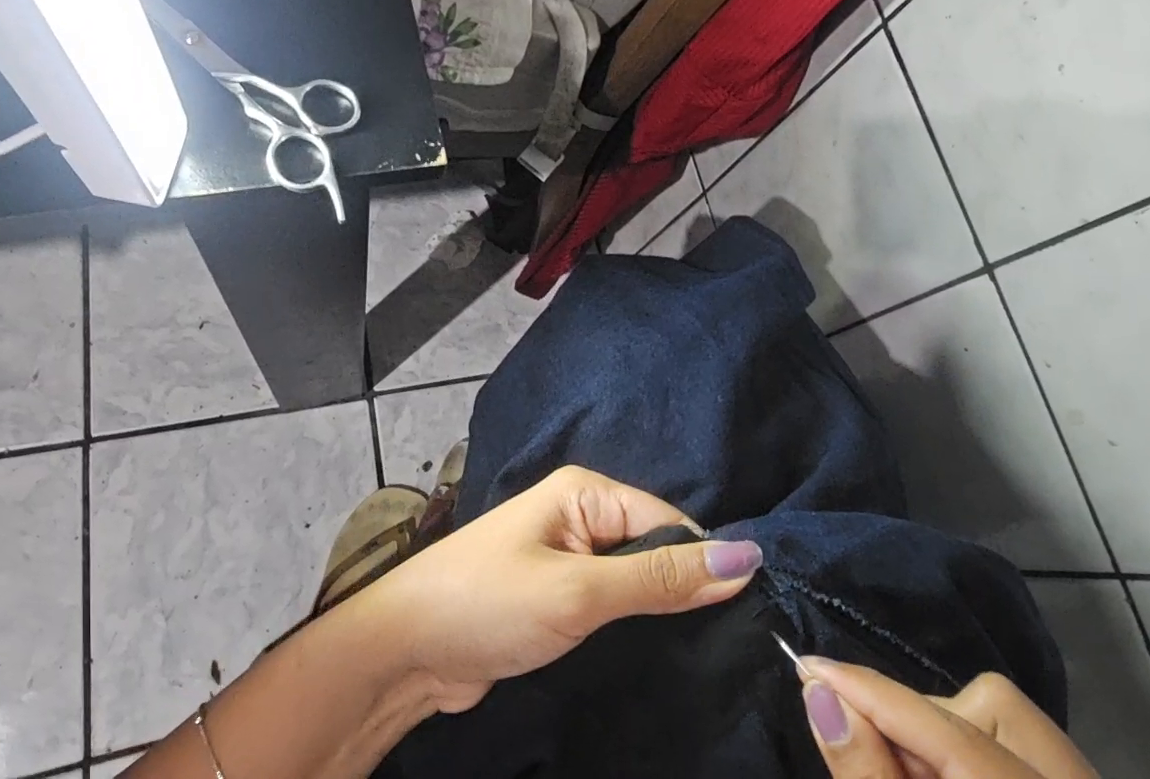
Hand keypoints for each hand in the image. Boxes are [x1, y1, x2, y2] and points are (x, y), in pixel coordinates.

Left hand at [343, 465, 763, 711]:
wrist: (403, 652)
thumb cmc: (488, 604)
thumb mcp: (579, 591)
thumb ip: (659, 579)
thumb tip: (746, 558)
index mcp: (585, 492)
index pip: (669, 522)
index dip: (704, 565)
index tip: (743, 615)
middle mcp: (580, 517)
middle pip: (655, 550)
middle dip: (682, 591)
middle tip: (725, 643)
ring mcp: (566, 559)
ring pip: (635, 583)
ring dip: (658, 614)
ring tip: (700, 654)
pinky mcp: (557, 599)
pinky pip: (611, 606)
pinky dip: (631, 628)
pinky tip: (659, 656)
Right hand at [799, 660, 1099, 778]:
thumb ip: (869, 776)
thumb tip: (819, 694)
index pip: (948, 726)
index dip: (872, 691)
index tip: (806, 667)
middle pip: (990, 706)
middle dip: (917, 720)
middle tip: (867, 753)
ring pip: (1010, 718)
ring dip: (945, 734)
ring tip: (913, 774)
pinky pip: (1025, 744)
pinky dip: (973, 754)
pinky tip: (944, 778)